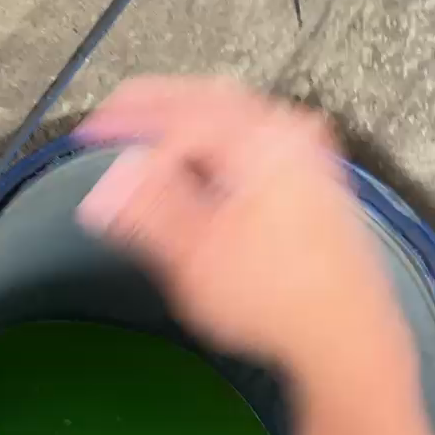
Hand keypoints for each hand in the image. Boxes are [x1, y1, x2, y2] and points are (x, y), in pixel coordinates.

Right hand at [74, 77, 411, 389]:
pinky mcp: (311, 183)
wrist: (344, 334)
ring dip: (188, 118)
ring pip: (235, 116)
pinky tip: (204, 158)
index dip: (127, 128)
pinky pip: (254, 139)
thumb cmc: (277, 299)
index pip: (177, 120)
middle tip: (114, 107)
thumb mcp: (194, 256)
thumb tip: (106, 185)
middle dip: (156, 102)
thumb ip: (147, 212)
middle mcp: (287, 138)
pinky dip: (216, 140)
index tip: (91, 137)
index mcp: (257, 145)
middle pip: (209, 100)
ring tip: (151, 125)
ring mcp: (306, 158)